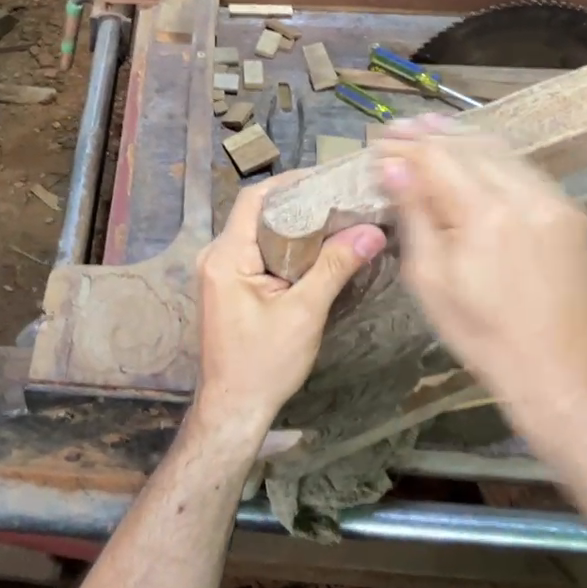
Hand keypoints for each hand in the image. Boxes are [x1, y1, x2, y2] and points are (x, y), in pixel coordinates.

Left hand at [192, 174, 386, 433]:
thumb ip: (335, 267)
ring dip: (292, 227)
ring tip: (334, 220)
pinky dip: (284, 248)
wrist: (234, 408)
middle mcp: (215, 256)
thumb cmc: (264, 364)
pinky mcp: (228, 287)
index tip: (325, 179)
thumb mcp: (304, 313)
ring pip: (257, 234)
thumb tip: (371, 231)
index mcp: (225, 256)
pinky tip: (314, 252)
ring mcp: (219, 272)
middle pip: (256, 214)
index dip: (289, 182)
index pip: (253, 199)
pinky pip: (255, 253)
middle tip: (338, 199)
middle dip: (297, 204)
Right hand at [372, 116, 586, 435]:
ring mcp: (555, 202)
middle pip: (469, 146)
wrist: (559, 372)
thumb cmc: (481, 334)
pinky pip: (525, 169)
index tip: (377, 143)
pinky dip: (493, 156)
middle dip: (429, 135)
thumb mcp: (430, 280)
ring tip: (428, 128)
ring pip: (501, 150)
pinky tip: (472, 155)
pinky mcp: (571, 213)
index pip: (436, 158)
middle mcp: (525, 196)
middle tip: (397, 128)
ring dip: (462, 138)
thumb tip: (392, 168)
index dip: (403, 148)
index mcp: (486, 214)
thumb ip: (414, 215)